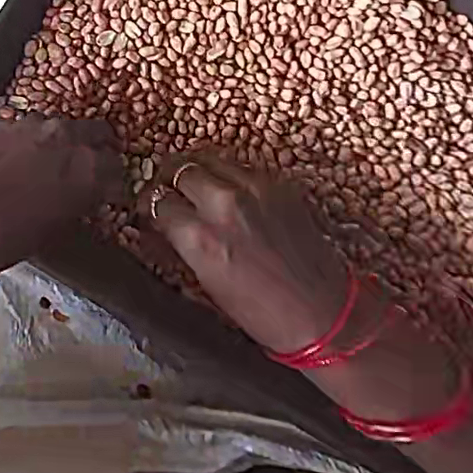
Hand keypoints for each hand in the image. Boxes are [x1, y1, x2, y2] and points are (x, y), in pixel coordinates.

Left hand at [0, 115, 125, 288]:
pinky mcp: (2, 123)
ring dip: (64, 143)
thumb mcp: (53, 230)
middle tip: (91, 169)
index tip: (108, 190)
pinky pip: (29, 128)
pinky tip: (21, 162)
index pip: (117, 167)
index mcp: (87, 170)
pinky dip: (32, 142)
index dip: (113, 181)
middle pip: (96, 133)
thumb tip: (83, 196)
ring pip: (62, 127)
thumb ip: (76, 203)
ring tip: (53, 166)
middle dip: (98, 150)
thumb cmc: (1, 242)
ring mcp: (31, 126)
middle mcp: (64, 138)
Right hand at [140, 155, 352, 351]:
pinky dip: (226, 173)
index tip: (148, 208)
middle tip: (165, 189)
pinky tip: (225, 189)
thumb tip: (160, 220)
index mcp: (200, 237)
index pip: (158, 201)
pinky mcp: (278, 184)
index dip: (149, 205)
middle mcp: (224, 205)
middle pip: (179, 169)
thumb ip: (181, 242)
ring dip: (194, 169)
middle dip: (166, 179)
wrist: (323, 314)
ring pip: (207, 157)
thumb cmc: (260, 311)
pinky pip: (239, 165)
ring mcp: (254, 189)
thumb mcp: (205, 280)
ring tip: (191, 182)